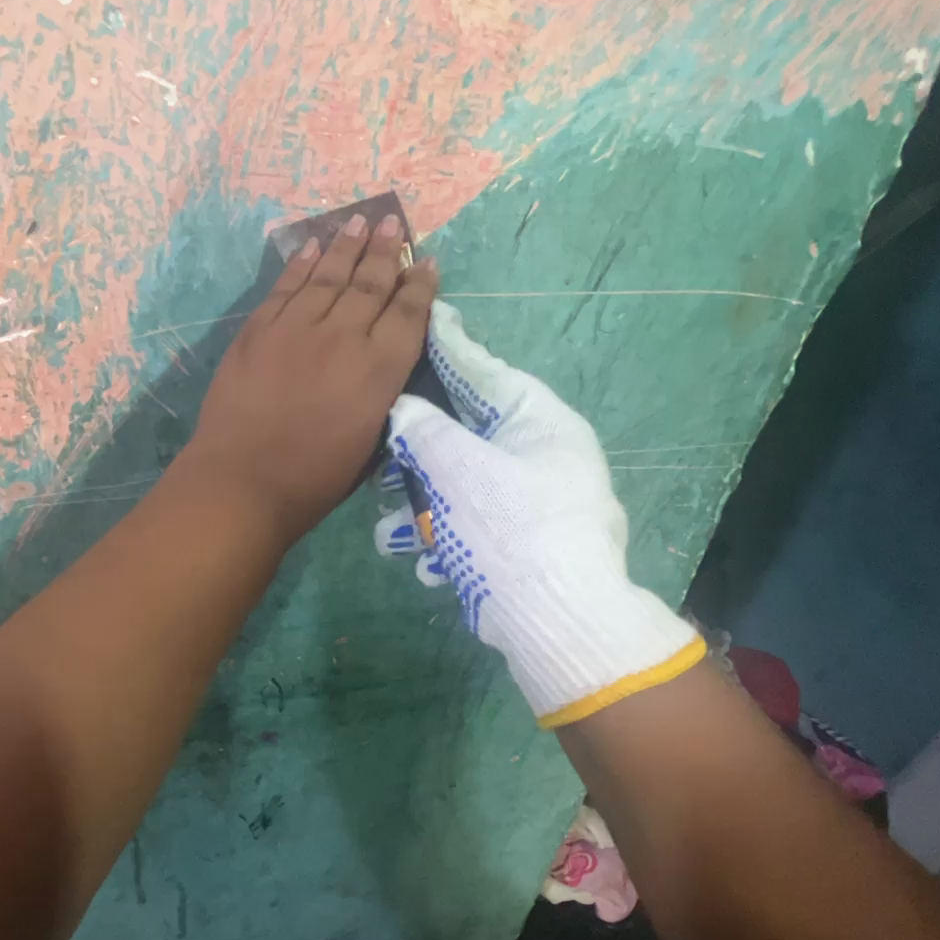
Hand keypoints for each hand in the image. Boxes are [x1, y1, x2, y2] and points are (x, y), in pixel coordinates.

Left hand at [179, 213, 439, 541]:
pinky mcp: (258, 330)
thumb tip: (384, 363)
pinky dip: (302, 264)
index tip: (427, 263)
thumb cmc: (313, 480)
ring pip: (329, 275)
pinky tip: (314, 247)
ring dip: (347, 246)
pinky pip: (286, 287)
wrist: (242, 481)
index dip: (420, 286)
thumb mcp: (370, 443)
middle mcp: (343, 337)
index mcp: (378, 370)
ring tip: (362, 221)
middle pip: (371, 284)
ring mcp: (296, 328)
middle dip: (387, 251)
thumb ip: (381, 394)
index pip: (408, 315)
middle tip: (395, 223)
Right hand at [375, 301, 702, 726]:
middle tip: (381, 450)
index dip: (448, 349)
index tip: (425, 318)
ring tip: (387, 532)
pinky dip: (447, 539)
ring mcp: (536, 503)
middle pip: (466, 434)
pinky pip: (473, 525)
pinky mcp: (524, 543)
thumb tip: (403, 409)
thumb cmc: (511, 529)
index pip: (484, 372)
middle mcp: (542, 455)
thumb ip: (423, 430)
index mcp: (540, 422)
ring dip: (422, 508)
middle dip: (418, 452)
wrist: (558, 621)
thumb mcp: (457, 470)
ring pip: (462, 486)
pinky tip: (426, 562)